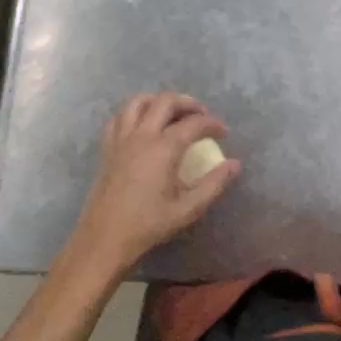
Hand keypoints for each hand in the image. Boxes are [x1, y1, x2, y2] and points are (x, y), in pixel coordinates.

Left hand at [67, 93, 240, 276]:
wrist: (105, 239)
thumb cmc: (148, 225)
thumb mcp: (187, 209)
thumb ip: (213, 184)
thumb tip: (235, 164)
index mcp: (163, 149)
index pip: (193, 124)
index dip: (212, 124)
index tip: (224, 132)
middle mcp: (141, 136)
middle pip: (165, 102)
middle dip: (187, 103)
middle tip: (201, 115)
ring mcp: (121, 140)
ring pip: (138, 102)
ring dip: (158, 101)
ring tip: (172, 112)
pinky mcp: (107, 148)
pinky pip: (119, 118)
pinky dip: (134, 113)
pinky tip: (143, 125)